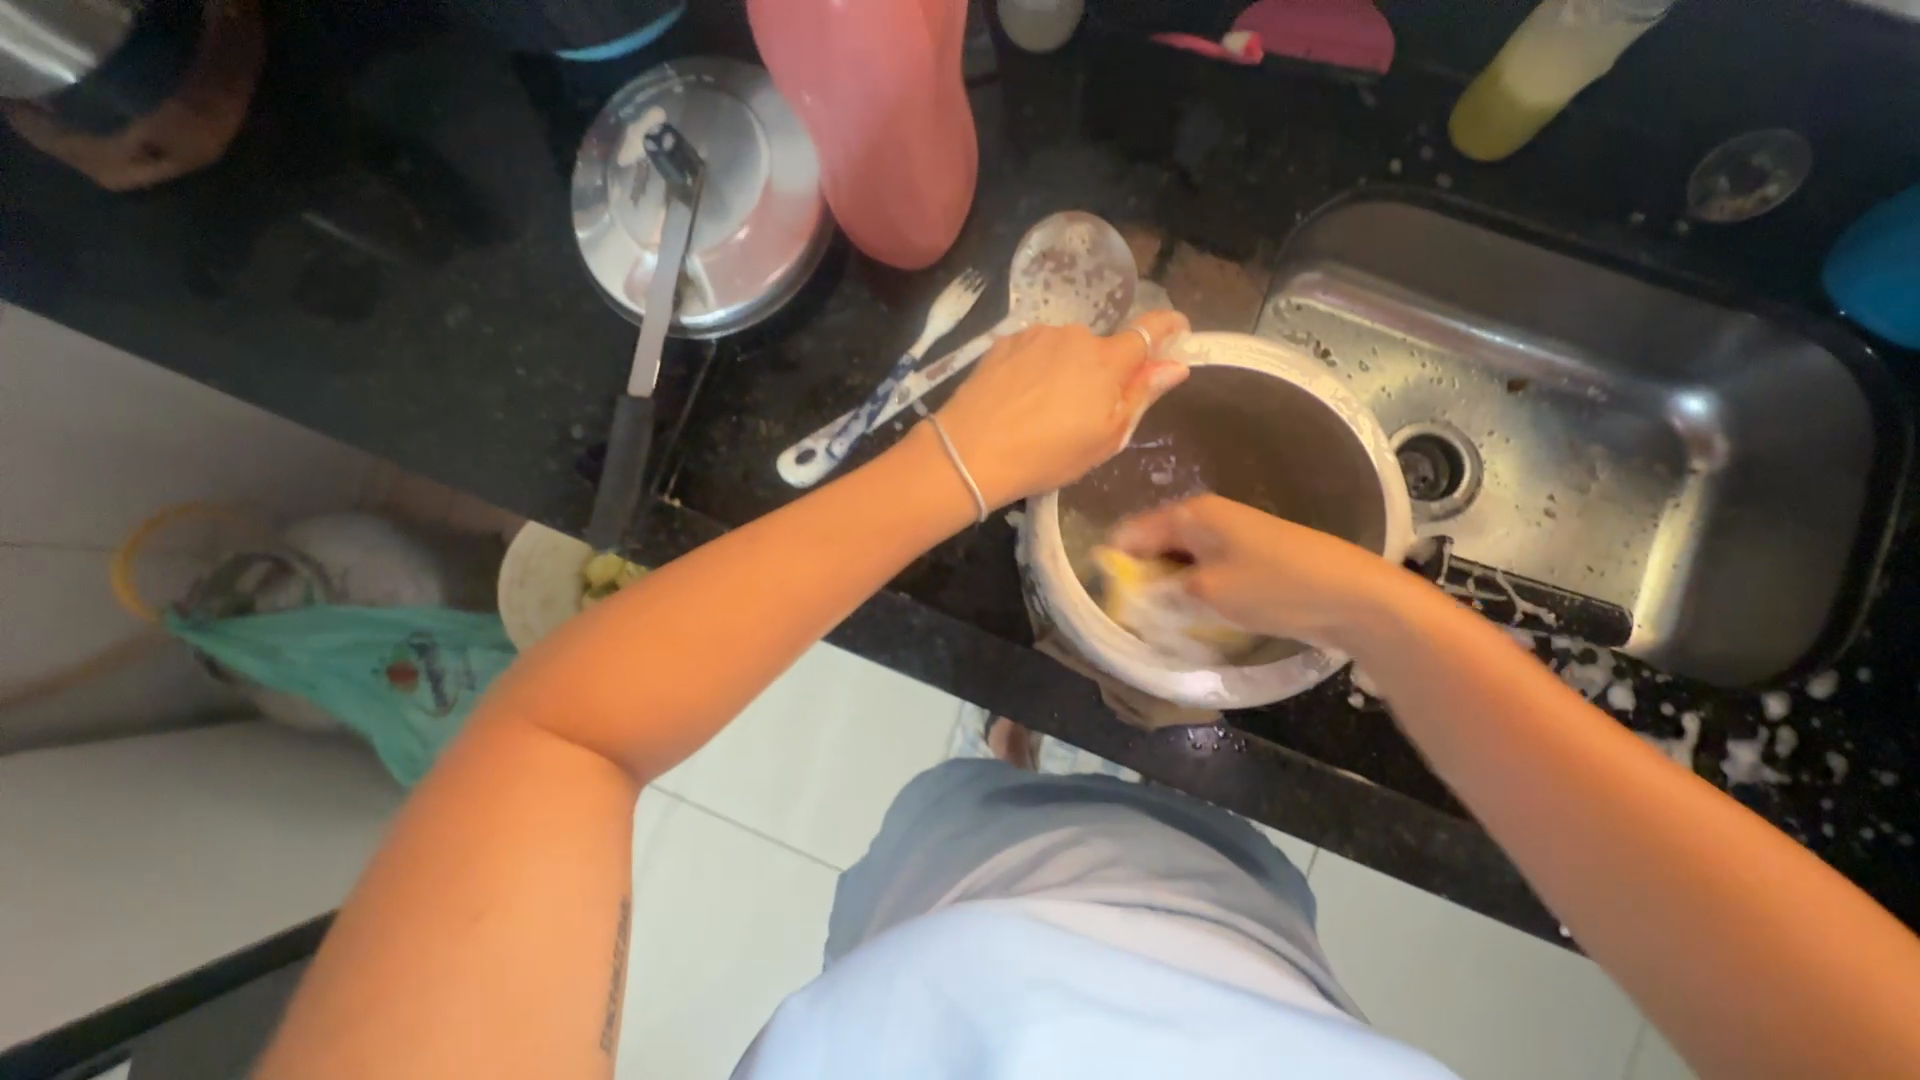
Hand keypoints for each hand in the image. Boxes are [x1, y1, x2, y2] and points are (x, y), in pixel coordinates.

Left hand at [934, 310, 1191, 506]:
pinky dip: (1036, 370)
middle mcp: (1075, 336)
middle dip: (1103, 372)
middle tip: (1085, 413)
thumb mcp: (1105, 438)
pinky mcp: (1004, 342)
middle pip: (1102, 348)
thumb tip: (1175, 365)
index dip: (1170, 327)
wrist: (971, 451)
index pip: (1151, 329)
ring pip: (1066, 350)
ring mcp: (1036, 336)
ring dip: (1066, 371)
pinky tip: (1020, 399)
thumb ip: (1141, 396)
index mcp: (1106, 360)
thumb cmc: (1048, 454)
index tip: (1179, 330)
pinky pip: (1035, 351)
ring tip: (1044, 411)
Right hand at [1109, 494, 1405, 648]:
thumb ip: (1163, 592)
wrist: (1353, 596)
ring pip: (1184, 562)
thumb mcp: (1207, 592)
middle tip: (1134, 615)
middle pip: (1158, 545)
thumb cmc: (1274, 587)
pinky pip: (1208, 573)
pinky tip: (1199, 618)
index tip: (1106, 595)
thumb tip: (1135, 594)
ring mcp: (1234, 538)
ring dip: (1171, 589)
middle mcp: (1210, 518)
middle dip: (1143, 578)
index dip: (1116, 562)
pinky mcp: (1253, 560)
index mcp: (1193, 513)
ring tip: (1165, 620)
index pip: (1134, 531)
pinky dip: (1198, 593)